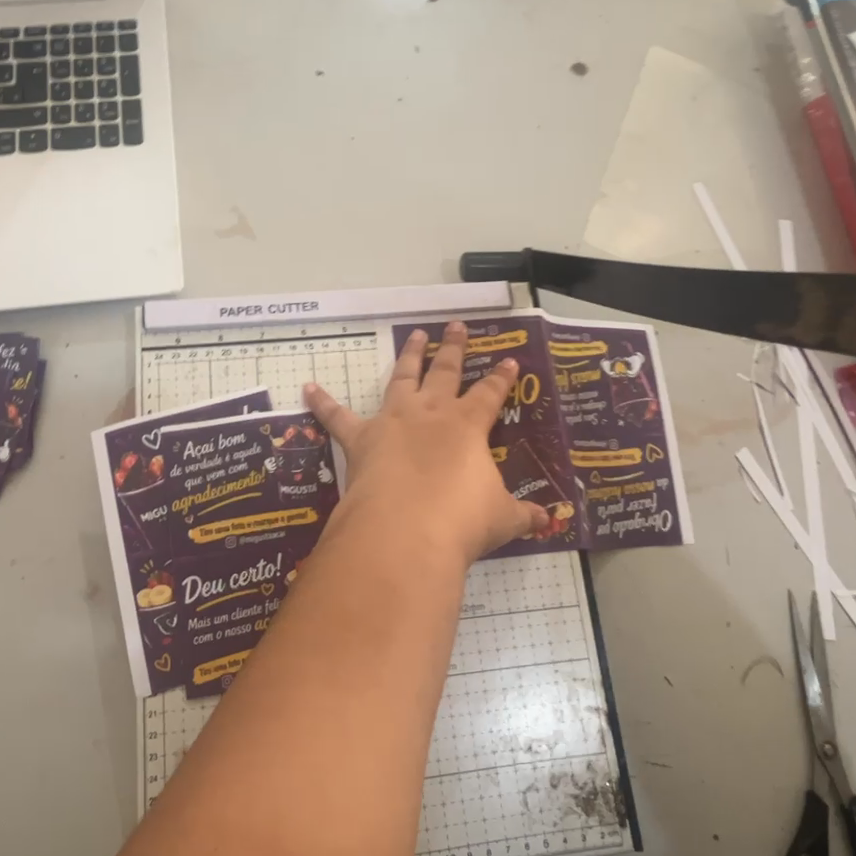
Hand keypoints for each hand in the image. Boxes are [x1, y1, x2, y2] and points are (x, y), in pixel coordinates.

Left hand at [304, 321, 547, 563]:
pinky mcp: (361, 438)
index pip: (490, 394)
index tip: (510, 361)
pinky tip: (308, 388)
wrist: (406, 528)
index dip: (502, 378)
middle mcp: (431, 413)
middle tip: (456, 326)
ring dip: (409, 356)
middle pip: (446, 372)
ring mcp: (393, 421)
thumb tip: (548, 521)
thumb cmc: (460, 521)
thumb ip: (521, 515)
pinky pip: (337, 417)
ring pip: (403, 378)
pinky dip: (322, 403)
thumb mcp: (500, 519)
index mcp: (469, 426)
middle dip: (453, 348)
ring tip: (415, 336)